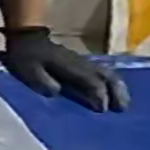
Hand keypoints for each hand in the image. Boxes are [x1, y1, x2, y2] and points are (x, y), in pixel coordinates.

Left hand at [0, 26, 129, 111]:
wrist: (28, 38)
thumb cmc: (26, 56)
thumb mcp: (28, 70)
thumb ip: (43, 81)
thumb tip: (57, 93)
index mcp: (71, 67)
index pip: (92, 83)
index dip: (99, 96)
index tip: (102, 110)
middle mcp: (83, 64)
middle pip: (109, 78)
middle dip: (118, 93)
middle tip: (122, 109)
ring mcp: (84, 62)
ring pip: (111, 74)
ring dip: (119, 88)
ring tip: (123, 103)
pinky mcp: (82, 62)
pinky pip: (104, 72)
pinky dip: (112, 82)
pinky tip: (114, 90)